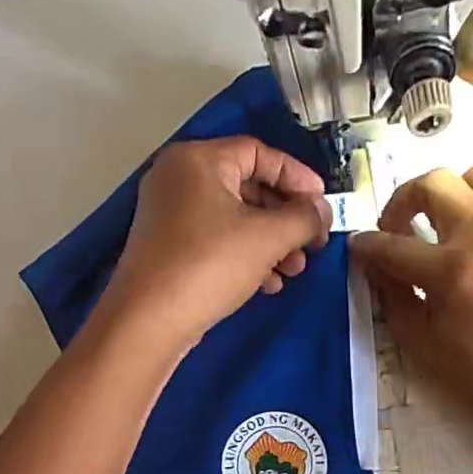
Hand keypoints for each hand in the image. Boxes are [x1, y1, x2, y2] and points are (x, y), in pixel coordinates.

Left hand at [94, 136, 332, 349]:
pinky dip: (246, 256)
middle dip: (286, 217)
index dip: (297, 176)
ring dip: (271, 242)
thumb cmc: (209, 265)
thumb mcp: (267, 237)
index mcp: (197, 160)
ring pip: (235, 219)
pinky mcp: (170, 248)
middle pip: (248, 187)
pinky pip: (217, 241)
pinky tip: (269, 283)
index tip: (323, 204)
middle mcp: (179, 179)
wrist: (149, 321)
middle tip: (313, 242)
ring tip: (295, 269)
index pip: (259, 153)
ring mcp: (170, 215)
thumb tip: (322, 211)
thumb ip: (303, 218)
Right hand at [353, 159, 472, 443]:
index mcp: (452, 272)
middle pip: (435, 183)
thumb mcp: (423, 345)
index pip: (393, 244)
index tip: (358, 247)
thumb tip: (379, 269)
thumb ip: (394, 299)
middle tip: (398, 226)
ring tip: (448, 216)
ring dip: (458, 187)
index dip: (366, 245)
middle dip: (404, 199)